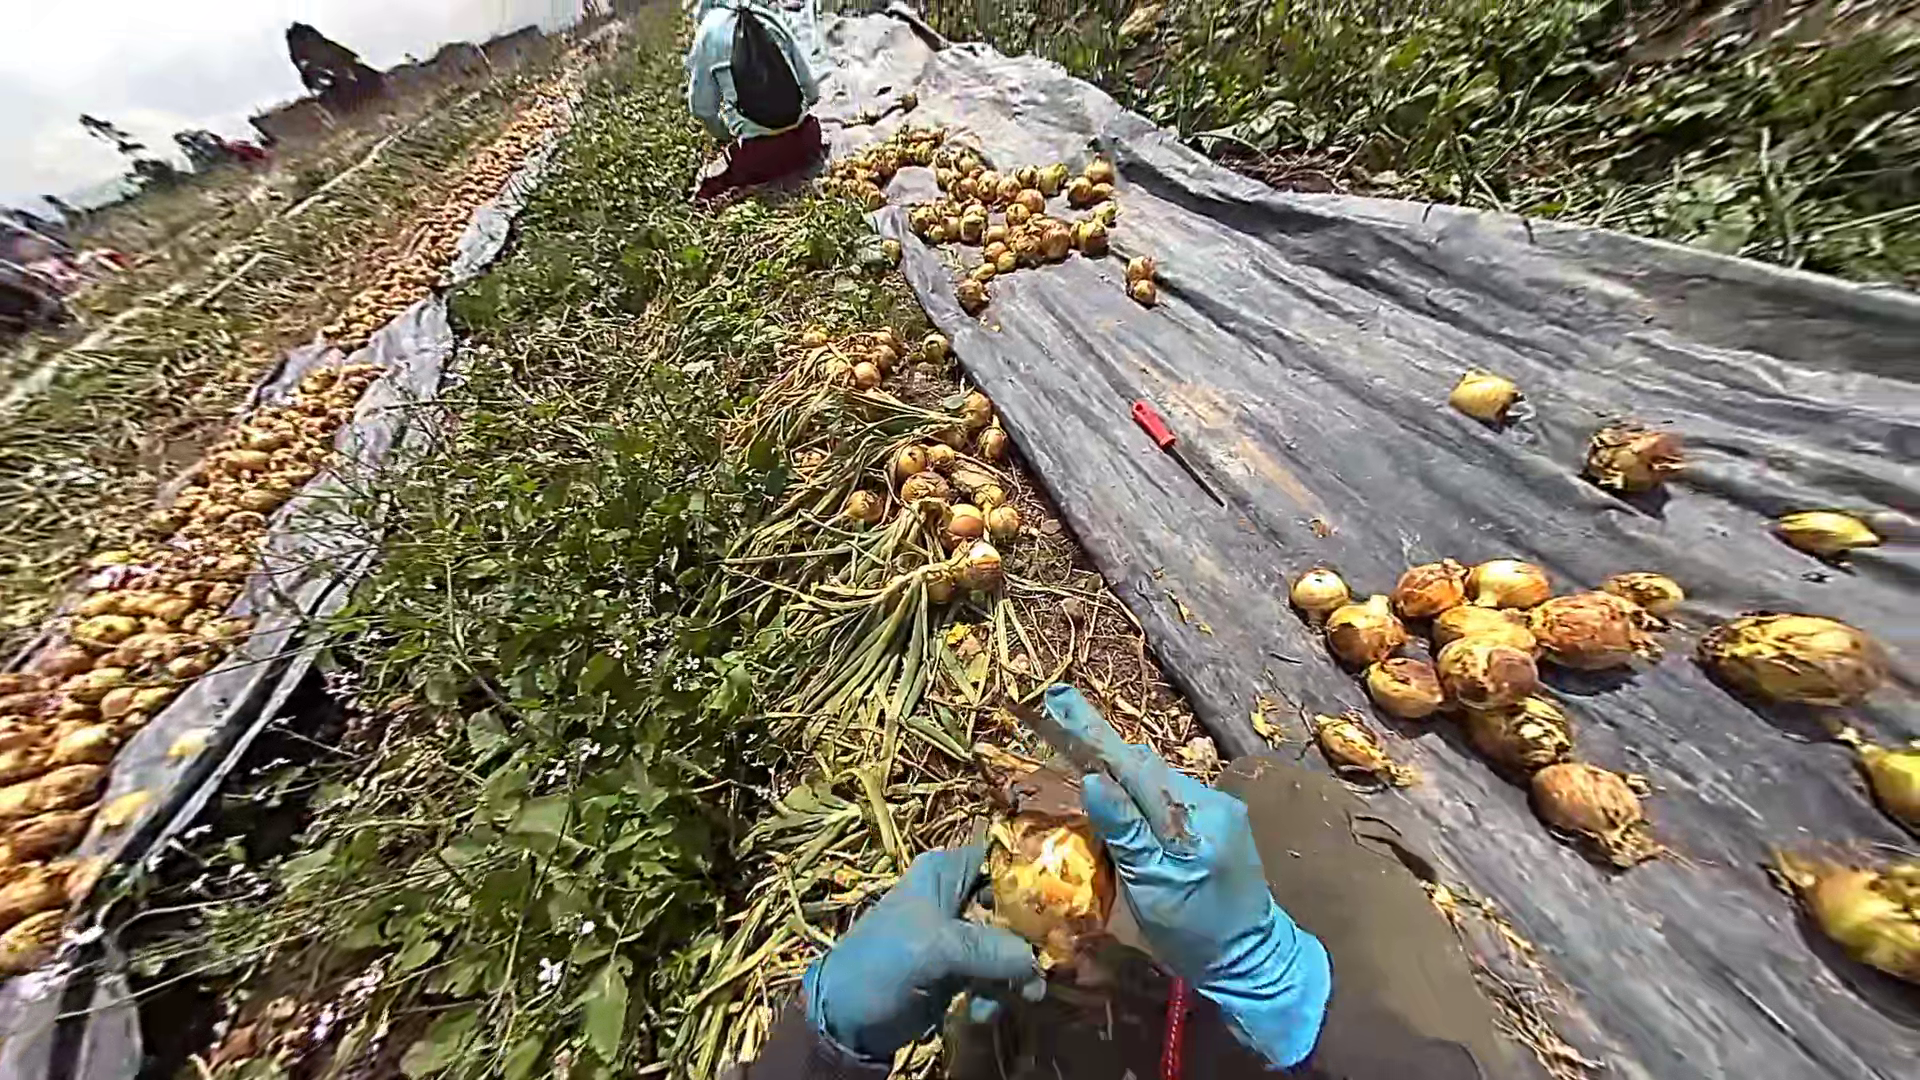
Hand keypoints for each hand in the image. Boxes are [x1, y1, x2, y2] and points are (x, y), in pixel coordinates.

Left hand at [803, 844, 1040, 1060]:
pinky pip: (993, 972)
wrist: (844, 1018)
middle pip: (1008, 902)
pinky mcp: (956, 968)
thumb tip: (1037, 961)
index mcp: (945, 870)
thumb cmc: (882, 962)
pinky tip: (986, 1010)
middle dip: (1029, 934)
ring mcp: (956, 932)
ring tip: (1025, 996)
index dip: (1031, 872)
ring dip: (1016, 970)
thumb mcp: (934, 948)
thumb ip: (987, 948)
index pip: (999, 856)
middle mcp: (955, 894)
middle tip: (1049, 964)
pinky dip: (997, 990)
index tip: (1065, 897)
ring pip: (1005, 941)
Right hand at [1041, 684, 1331, 1066]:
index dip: (1092, 734)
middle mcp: (1211, 800)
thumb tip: (1091, 778)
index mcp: (1194, 823)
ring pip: (1154, 777)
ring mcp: (1217, 803)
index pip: (1132, 768)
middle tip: (1065, 736)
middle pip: (1143, 766)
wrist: (1256, 964)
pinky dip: (1143, 795)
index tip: (1060, 696)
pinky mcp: (1218, 811)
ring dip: (1124, 779)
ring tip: (1098, 791)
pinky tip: (1134, 816)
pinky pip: (1167, 790)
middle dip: (1105, 757)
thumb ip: (1124, 832)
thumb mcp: (1152, 891)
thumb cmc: (1195, 937)